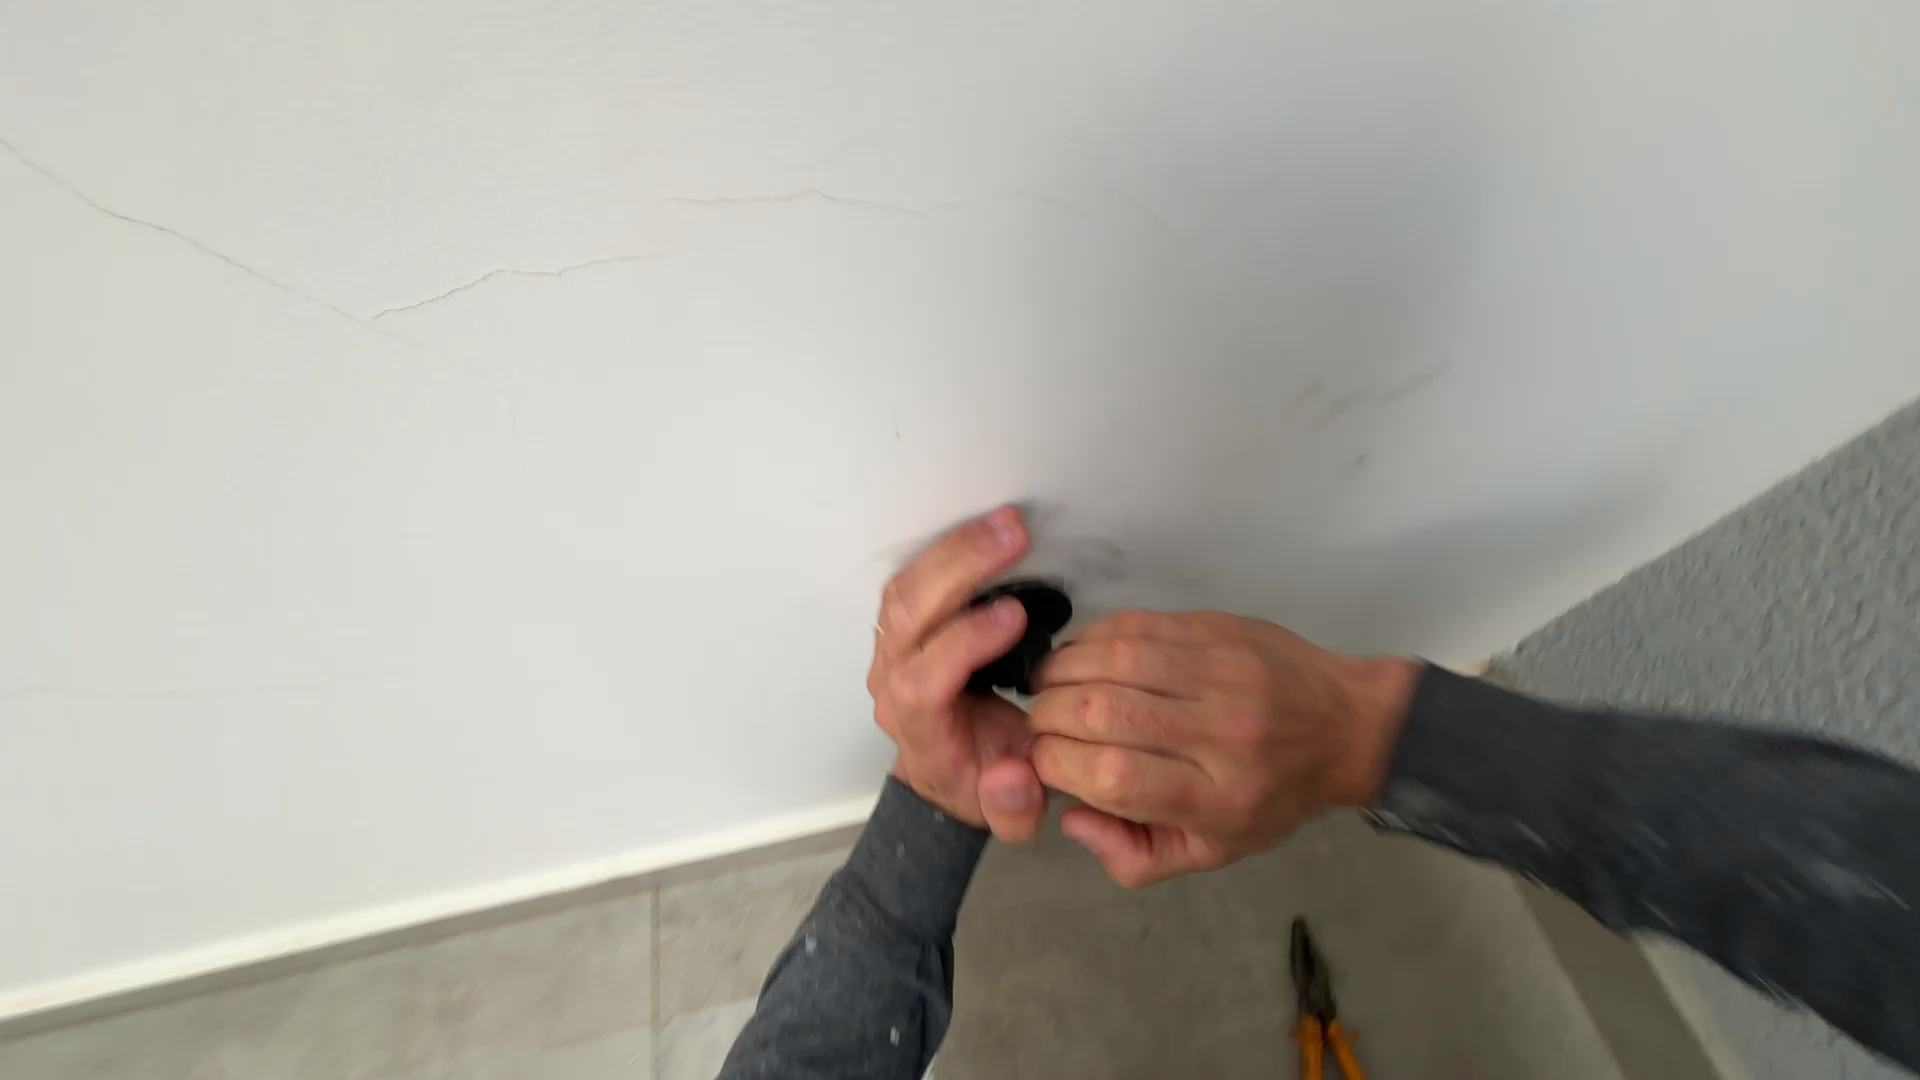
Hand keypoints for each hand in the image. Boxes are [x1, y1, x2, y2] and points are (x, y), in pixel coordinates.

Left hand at [867, 506, 1049, 841]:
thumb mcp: (1007, 813)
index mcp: (919, 726)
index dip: (964, 642)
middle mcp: (894, 682)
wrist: (944, 774)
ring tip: (1006, 524)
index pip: (924, 678)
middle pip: (906, 616)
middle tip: (1013, 537)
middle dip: (959, 569)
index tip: (1014, 615)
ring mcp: (892, 650)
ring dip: (954, 549)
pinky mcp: (903, 628)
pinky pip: (912, 580)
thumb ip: (1012, 806)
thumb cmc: (976, 783)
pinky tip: (985, 530)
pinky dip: (946, 550)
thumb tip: (1012, 774)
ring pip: (906, 589)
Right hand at [1027, 611, 1417, 885]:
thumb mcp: (1213, 851)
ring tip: (1049, 686)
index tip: (1046, 760)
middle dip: (1048, 716)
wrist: (1347, 725)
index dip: (1056, 764)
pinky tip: (1081, 657)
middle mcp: (1219, 732)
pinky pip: (1130, 624)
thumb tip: (1070, 817)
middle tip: (1043, 722)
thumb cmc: (1273, 796)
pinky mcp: (1213, 627)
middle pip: (1100, 713)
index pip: (1111, 777)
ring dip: (1060, 672)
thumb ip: (1134, 855)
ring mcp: (1219, 671)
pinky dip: (1089, 640)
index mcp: (1217, 799)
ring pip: (1110, 660)